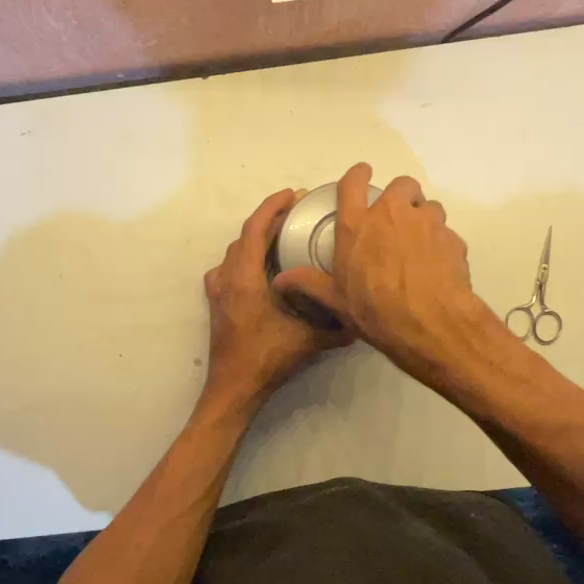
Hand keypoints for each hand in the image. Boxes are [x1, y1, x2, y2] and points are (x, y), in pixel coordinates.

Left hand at [203, 189, 353, 406]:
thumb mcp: (308, 341)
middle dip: (268, 220)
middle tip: (295, 212)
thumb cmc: (266, 360)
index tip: (292, 194)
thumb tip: (365, 317)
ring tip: (281, 236)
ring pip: (234, 253)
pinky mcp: (217, 305)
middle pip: (244, 237)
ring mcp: (218, 292)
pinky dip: (244, 259)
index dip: (272, 207)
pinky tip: (261, 269)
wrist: (234, 389)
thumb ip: (338, 328)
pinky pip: (228, 270)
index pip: (254, 229)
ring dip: (255, 239)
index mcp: (245, 278)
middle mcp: (227, 279)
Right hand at [273, 163, 502, 383]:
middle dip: (400, 196)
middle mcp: (392, 215)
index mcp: (357, 225)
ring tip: (418, 242)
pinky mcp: (452, 239)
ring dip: (423, 218)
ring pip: (428, 206)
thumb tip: (280, 280)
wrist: (429, 324)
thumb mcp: (335, 300)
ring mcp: (426, 223)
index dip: (358, 175)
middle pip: (401, 185)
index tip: (362, 173)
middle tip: (396, 218)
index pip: (353, 184)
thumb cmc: (374, 310)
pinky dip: (440, 243)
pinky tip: (435, 266)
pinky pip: (446, 233)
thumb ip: (308, 283)